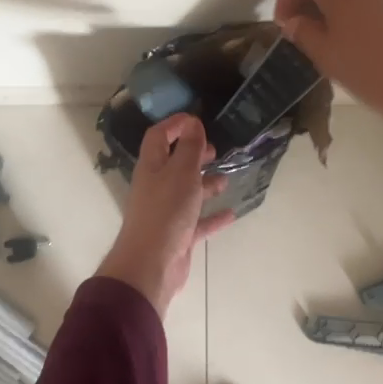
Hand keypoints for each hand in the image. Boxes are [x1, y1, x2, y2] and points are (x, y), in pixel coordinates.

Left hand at [96, 114, 234, 314]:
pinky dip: (213, 216)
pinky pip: (198, 222)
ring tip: (225, 179)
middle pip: (174, 164)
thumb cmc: (166, 212)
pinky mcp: (178, 236)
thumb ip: (190, 148)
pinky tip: (230, 213)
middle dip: (194, 155)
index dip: (175, 125)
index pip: (159, 137)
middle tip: (215, 150)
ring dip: (205, 184)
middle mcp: (156, 187)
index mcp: (152, 167)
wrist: (152, 264)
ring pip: (187, 193)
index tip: (197, 119)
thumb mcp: (181, 173)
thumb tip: (193, 123)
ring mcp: (166, 213)